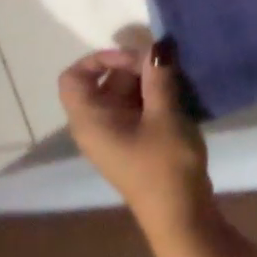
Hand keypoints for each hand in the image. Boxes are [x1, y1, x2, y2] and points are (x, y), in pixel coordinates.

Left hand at [59, 41, 211, 232]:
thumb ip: (159, 78)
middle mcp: (95, 125)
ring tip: (181, 79)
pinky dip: (155, 97)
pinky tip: (182, 97)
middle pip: (103, 82)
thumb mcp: (165, 115)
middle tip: (170, 66)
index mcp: (90, 119)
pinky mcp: (135, 142)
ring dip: (149, 82)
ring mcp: (116, 134)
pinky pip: (137, 109)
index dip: (103, 59)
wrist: (178, 210)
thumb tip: (158, 45)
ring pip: (124, 95)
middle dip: (135, 67)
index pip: (74, 76)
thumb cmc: (164, 163)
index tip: (140, 59)